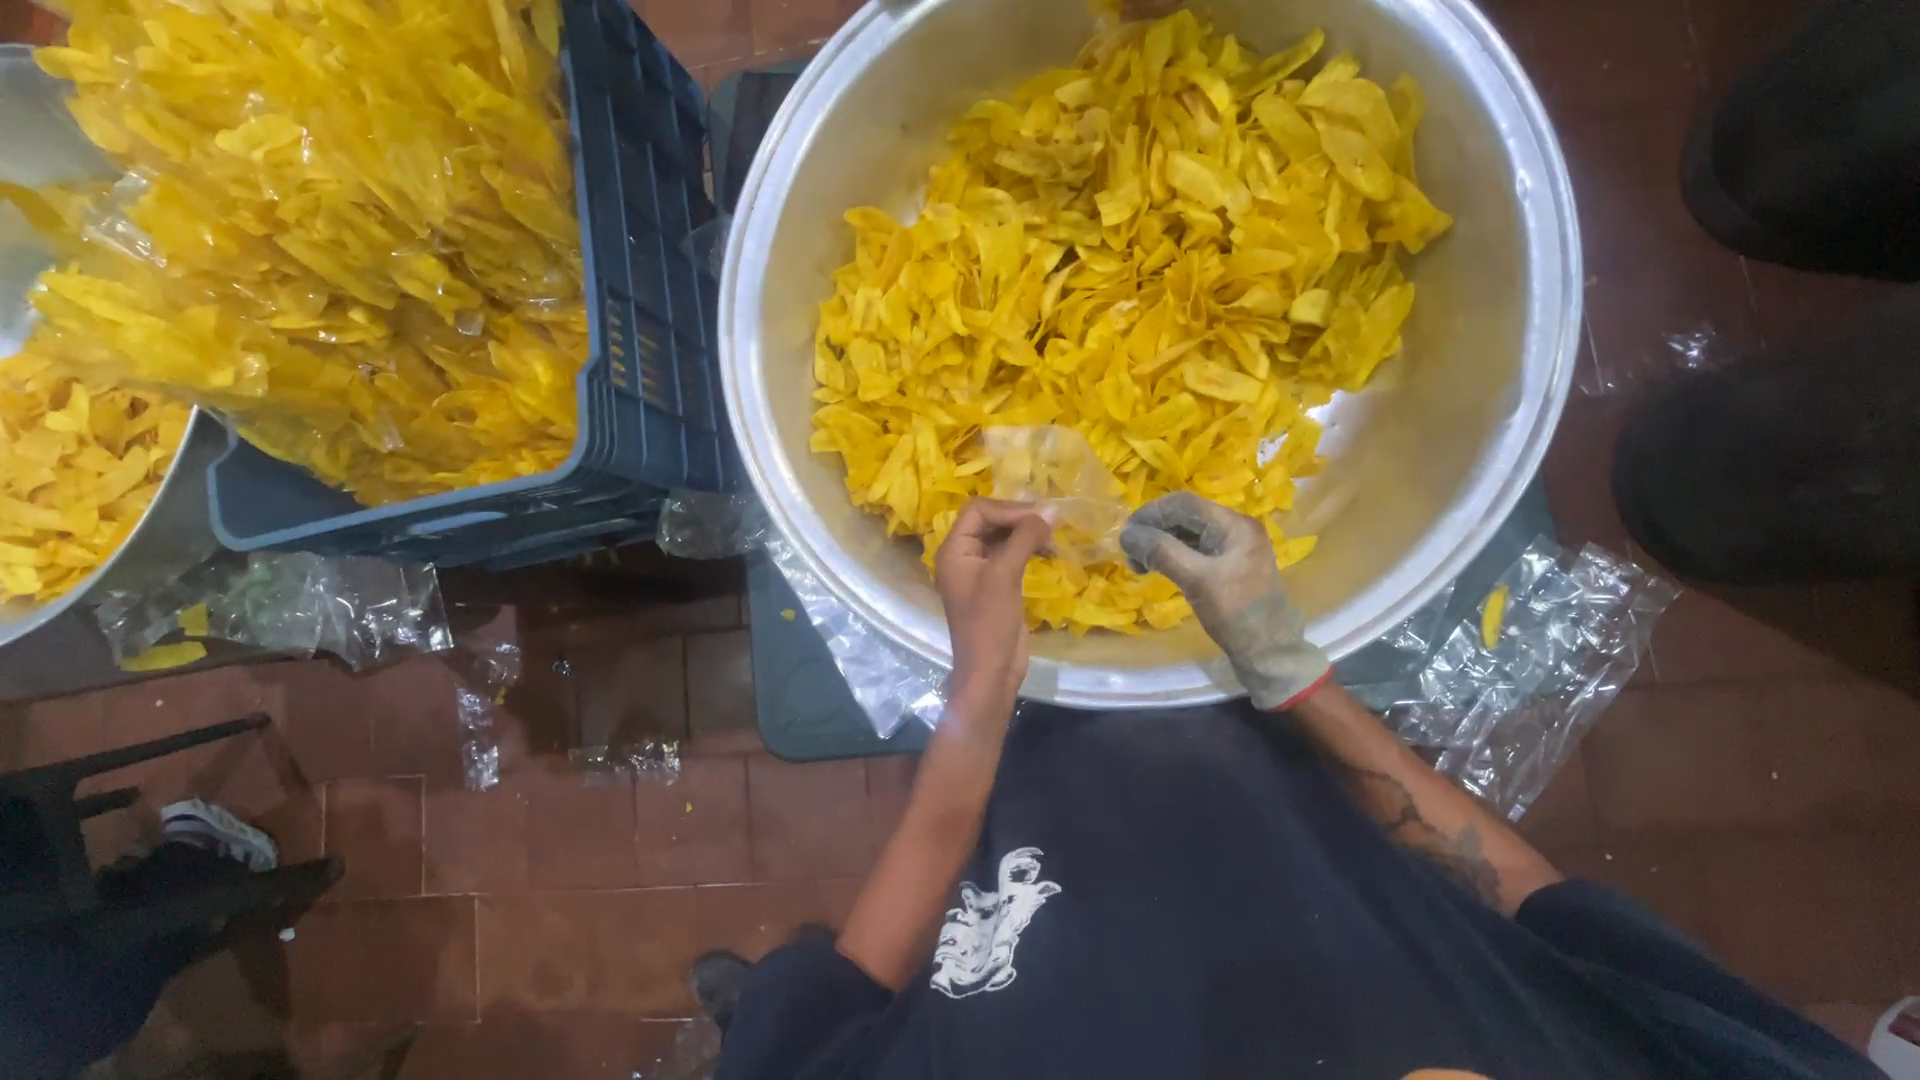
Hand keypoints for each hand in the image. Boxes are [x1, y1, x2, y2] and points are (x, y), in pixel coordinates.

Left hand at [935, 498, 1052, 718]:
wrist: (990, 671)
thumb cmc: (989, 622)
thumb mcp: (1004, 575)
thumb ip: (1024, 538)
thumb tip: (1051, 510)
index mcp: (953, 550)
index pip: (978, 510)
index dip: (1009, 509)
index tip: (1039, 517)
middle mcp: (962, 556)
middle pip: (990, 521)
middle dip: (1020, 518)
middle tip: (1052, 522)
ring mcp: (979, 571)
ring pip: (1003, 538)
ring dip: (1027, 533)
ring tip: (1054, 537)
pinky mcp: (996, 585)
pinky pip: (1011, 555)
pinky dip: (1029, 549)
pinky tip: (1049, 552)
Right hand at [1118, 492, 1330, 710]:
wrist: (1269, 652)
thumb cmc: (1236, 614)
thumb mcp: (1197, 580)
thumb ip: (1162, 552)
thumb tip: (1126, 534)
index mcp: (1234, 524)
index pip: (1184, 503)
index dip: (1151, 513)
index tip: (1126, 533)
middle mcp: (1235, 529)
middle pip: (1185, 516)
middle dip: (1154, 530)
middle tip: (1129, 552)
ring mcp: (1233, 548)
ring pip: (1188, 534)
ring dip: (1160, 543)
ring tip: (1139, 564)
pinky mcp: (1228, 566)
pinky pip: (1194, 550)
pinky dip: (1172, 555)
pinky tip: (1157, 569)